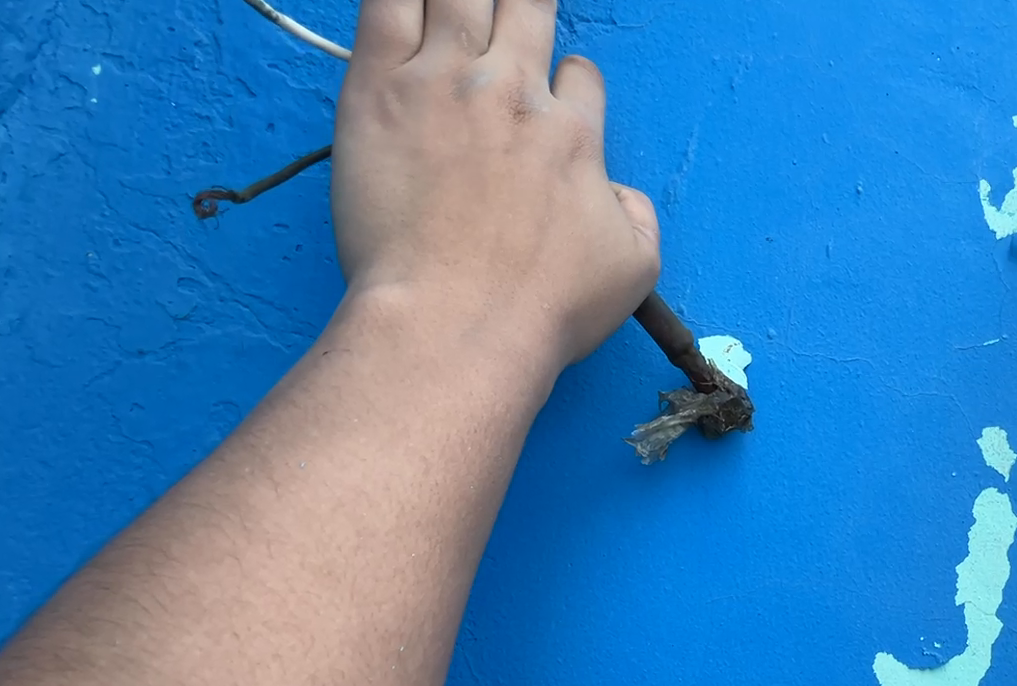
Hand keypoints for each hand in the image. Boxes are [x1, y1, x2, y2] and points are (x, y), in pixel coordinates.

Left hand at [331, 0, 660, 370]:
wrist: (460, 323)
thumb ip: (640, 216)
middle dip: (527, 1)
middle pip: (525, 7)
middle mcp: (512, 92)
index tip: (559, 104)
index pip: (580, 76)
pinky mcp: (377, 89)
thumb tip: (618, 190)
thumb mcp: (637, 271)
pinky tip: (411, 1)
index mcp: (574, 134)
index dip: (573, 85)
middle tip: (519, 6)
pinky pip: (384, 2)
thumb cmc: (549, 307)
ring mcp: (442, 83)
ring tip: (469, 3)